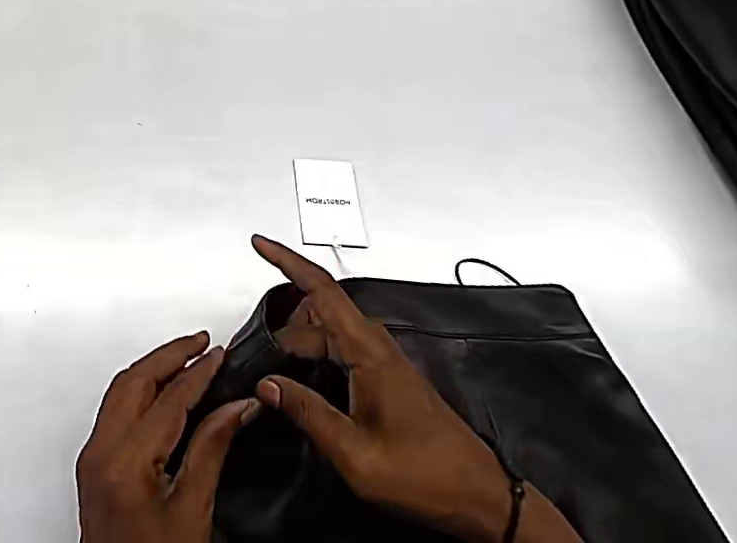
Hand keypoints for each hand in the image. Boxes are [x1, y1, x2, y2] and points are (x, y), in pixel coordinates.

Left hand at [78, 332, 261, 542]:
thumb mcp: (193, 510)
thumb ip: (213, 447)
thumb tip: (237, 406)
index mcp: (124, 462)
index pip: (168, 397)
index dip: (199, 371)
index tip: (219, 355)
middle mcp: (101, 452)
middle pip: (135, 380)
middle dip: (171, 354)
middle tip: (202, 342)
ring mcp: (93, 457)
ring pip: (122, 388)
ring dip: (155, 366)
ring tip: (187, 355)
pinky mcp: (94, 464)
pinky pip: (116, 406)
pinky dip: (142, 386)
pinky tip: (163, 386)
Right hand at [249, 236, 583, 542]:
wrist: (477, 493)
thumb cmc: (426, 474)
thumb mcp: (356, 454)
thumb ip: (308, 413)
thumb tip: (268, 384)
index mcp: (368, 350)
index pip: (320, 289)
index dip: (286, 261)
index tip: (261, 244)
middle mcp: (374, 343)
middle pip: (316, 310)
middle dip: (283, 324)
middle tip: (260, 353)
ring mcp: (380, 355)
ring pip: (325, 329)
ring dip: (297, 342)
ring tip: (276, 372)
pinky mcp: (382, 370)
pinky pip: (338, 346)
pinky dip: (313, 354)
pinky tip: (302, 381)